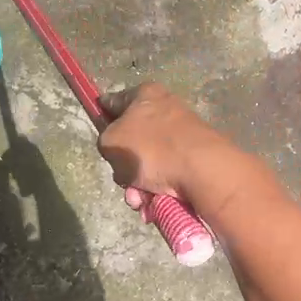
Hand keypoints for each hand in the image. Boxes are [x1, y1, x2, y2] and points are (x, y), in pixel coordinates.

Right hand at [96, 84, 244, 214]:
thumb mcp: (111, 141)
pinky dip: (155, 192)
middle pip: (131, 142)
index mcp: (145, 95)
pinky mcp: (192, 159)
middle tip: (123, 180)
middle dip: (123, 169)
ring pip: (146, 165)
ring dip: (137, 187)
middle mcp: (164, 111)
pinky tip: (153, 204)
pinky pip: (164, 177)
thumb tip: (119, 148)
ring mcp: (180, 136)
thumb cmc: (150, 149)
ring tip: (140, 200)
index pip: (113, 102)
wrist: (201, 170)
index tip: (99, 131)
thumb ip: (105, 140)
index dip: (102, 116)